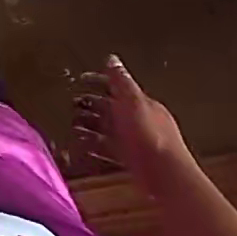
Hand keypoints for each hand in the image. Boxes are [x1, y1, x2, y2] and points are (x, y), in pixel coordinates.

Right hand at [73, 54, 195, 190]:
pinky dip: (93, 145)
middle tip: (71, 103)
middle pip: (111, 109)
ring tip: (71, 124)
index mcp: (143, 105)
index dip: (99, 82)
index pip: (118, 88)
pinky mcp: (129, 160)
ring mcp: (135, 142)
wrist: (166, 177)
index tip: (80, 79)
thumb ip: (121, 81)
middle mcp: (140, 122)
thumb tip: (112, 58)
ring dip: (89, 126)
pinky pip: (107, 148)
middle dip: (90, 105)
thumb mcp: (133, 102)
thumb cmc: (148, 135)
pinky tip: (81, 145)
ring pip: (107, 129)